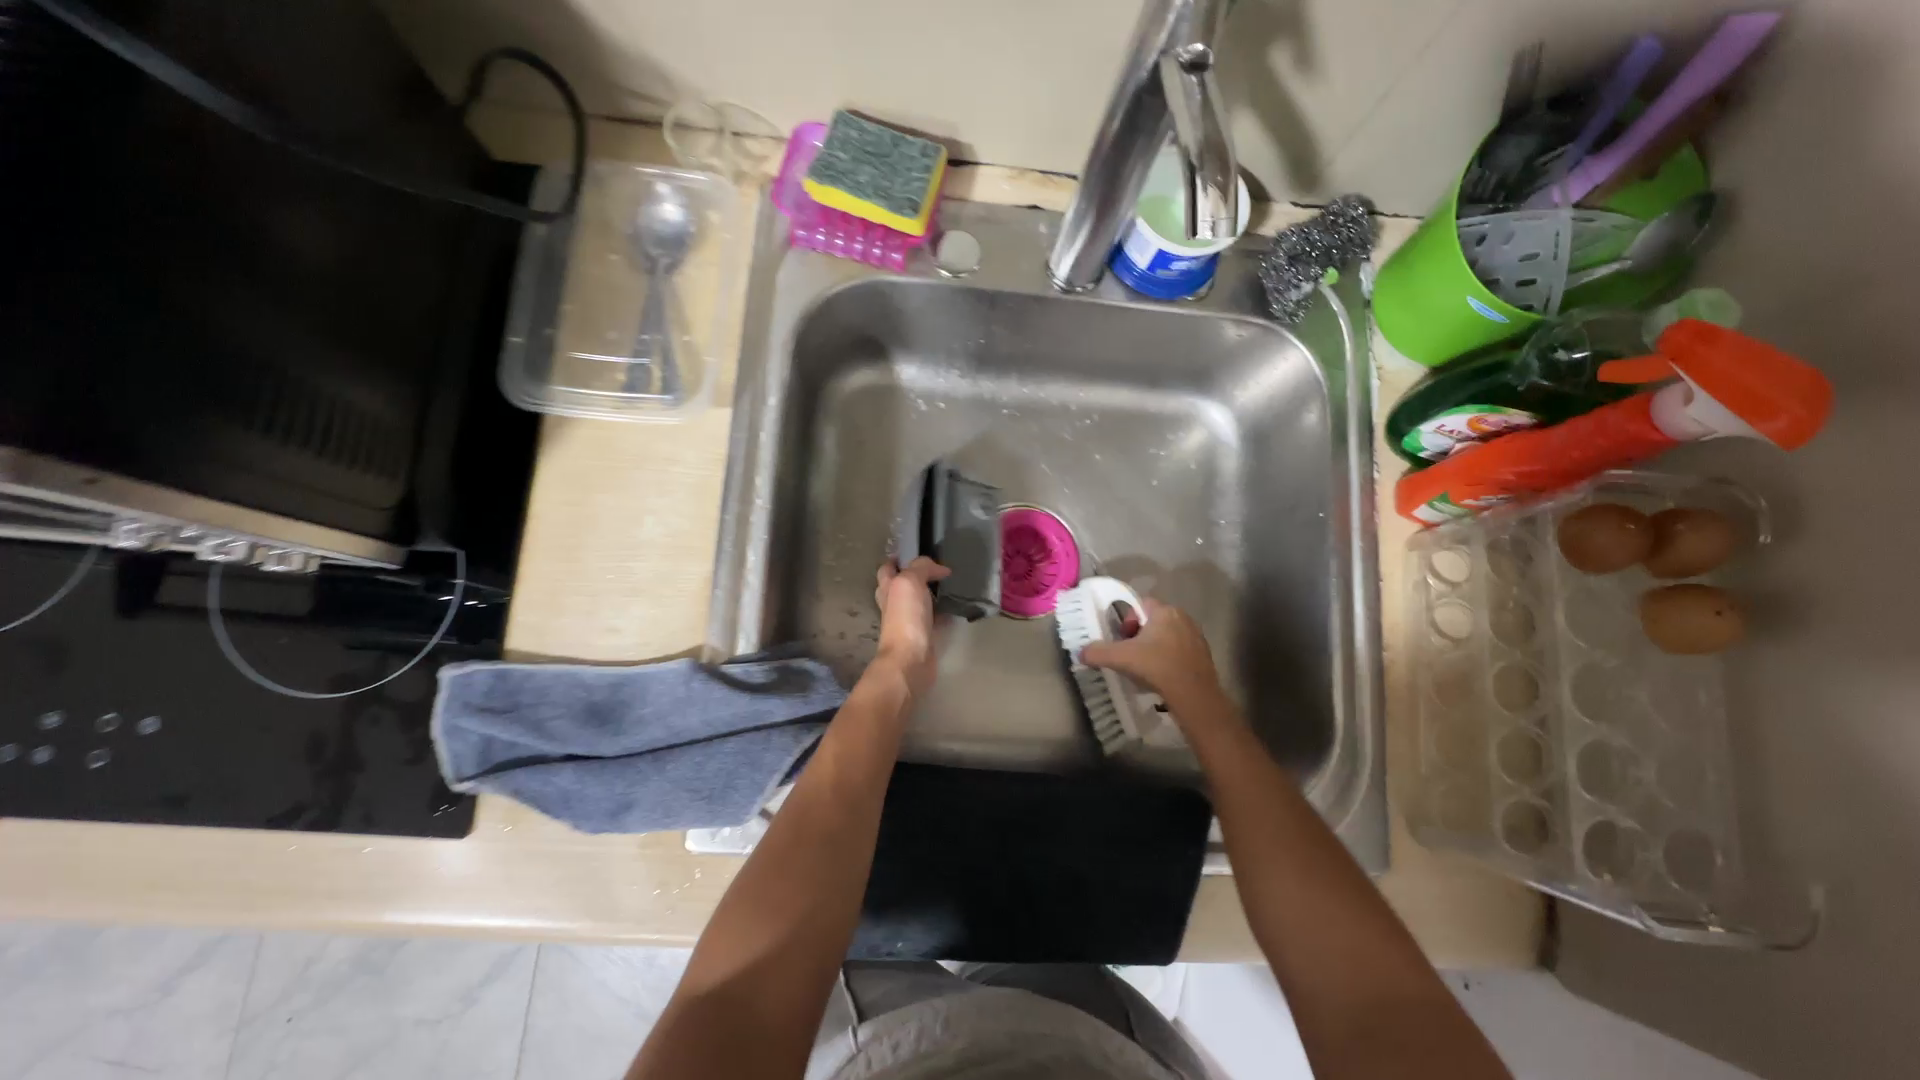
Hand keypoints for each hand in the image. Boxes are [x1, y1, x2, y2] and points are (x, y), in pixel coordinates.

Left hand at [871, 557, 950, 701]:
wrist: (911, 660)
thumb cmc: (906, 618)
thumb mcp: (910, 582)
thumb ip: (921, 568)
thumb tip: (940, 569)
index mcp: (887, 589)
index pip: (886, 569)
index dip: (896, 560)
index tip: (915, 552)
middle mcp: (895, 604)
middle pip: (902, 586)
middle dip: (915, 576)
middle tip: (936, 568)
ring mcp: (909, 621)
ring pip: (918, 602)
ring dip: (930, 594)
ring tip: (949, 583)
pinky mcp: (924, 636)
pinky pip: (934, 619)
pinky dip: (943, 613)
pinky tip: (956, 607)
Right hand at [1079, 598, 1229, 716]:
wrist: (1193, 694)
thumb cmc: (1156, 667)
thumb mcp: (1120, 658)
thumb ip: (1097, 652)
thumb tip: (1080, 652)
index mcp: (1164, 611)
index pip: (1141, 604)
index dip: (1128, 619)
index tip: (1123, 638)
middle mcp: (1183, 617)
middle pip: (1154, 620)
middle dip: (1140, 635)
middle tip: (1131, 654)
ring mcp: (1196, 636)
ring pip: (1168, 636)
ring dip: (1155, 647)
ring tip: (1146, 668)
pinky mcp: (1204, 654)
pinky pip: (1180, 650)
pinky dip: (1169, 659)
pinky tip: (1163, 676)